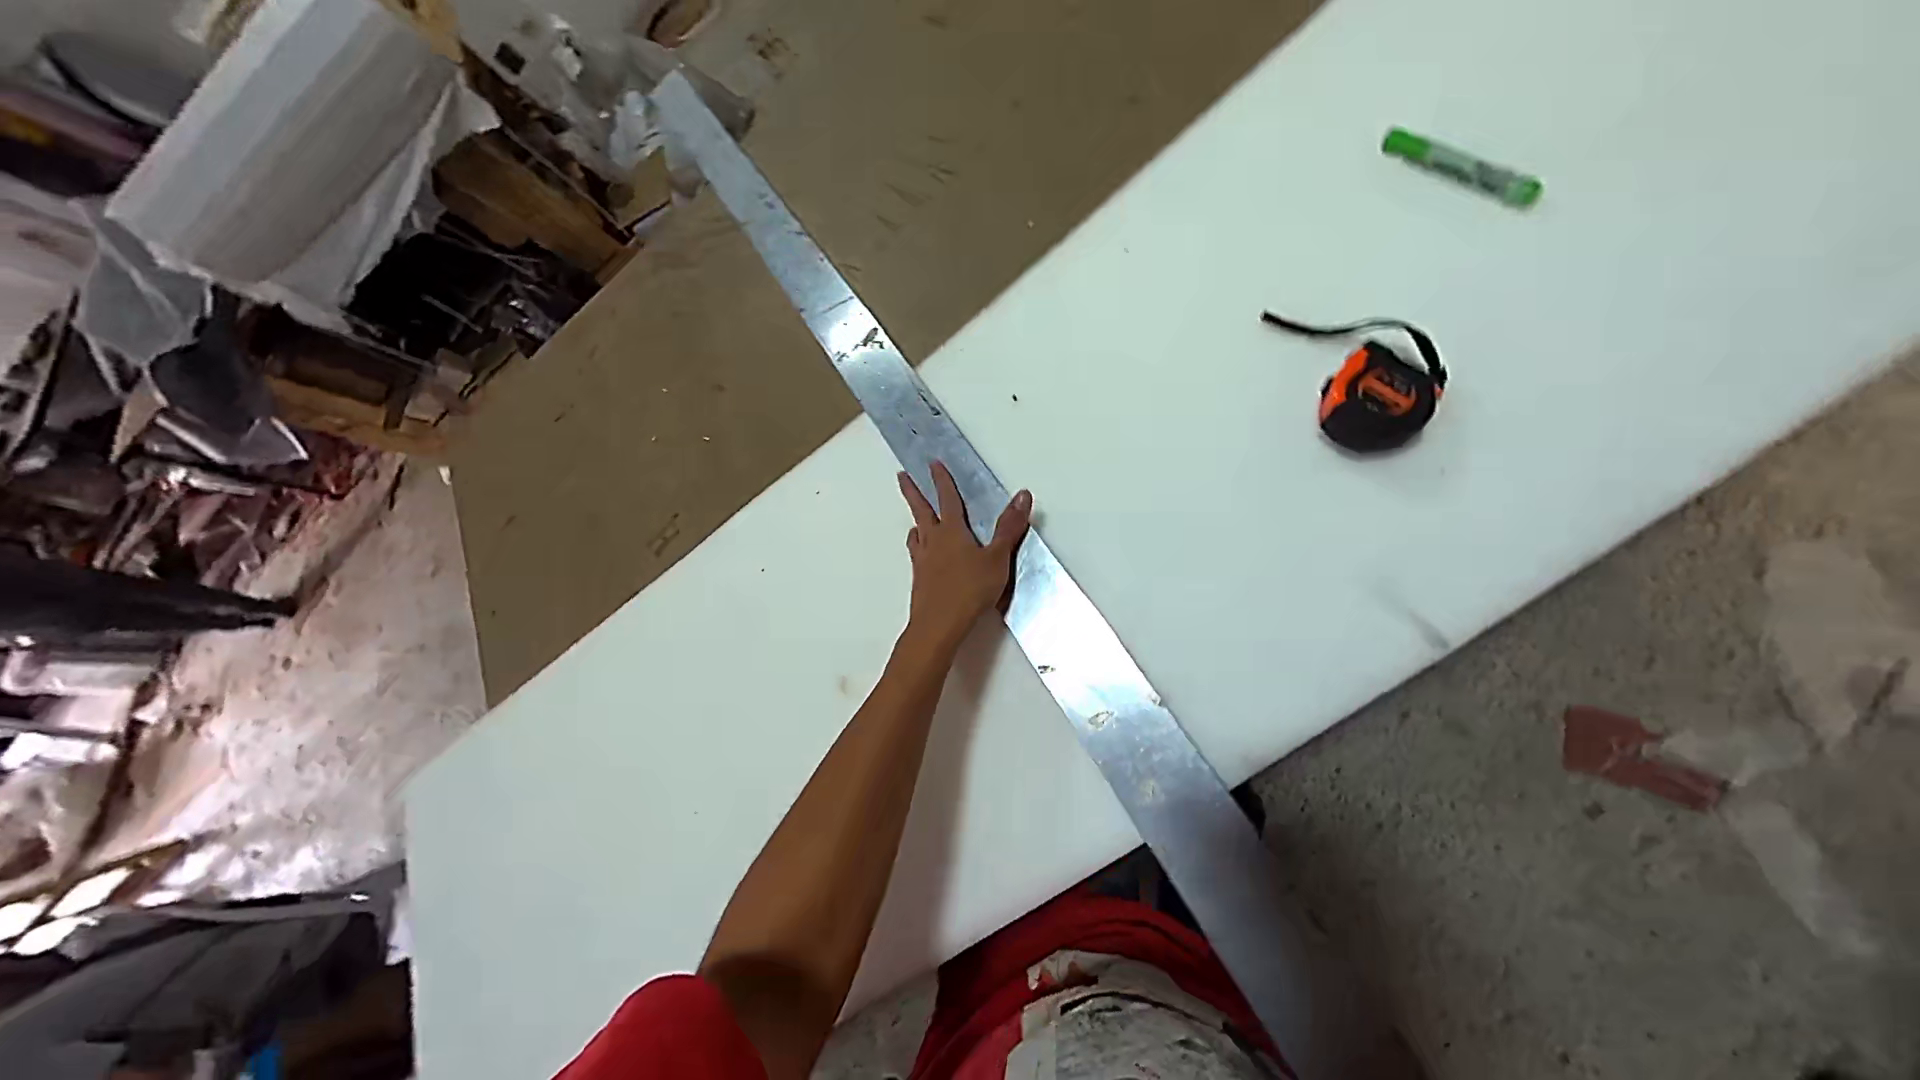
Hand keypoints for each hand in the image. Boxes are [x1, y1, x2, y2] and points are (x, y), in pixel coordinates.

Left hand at [897, 461, 1032, 648]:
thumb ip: (1009, 528)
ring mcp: (923, 561)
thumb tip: (1022, 496)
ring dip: (916, 522)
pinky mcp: (920, 580)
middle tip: (902, 476)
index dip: (942, 480)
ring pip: (917, 534)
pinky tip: (922, 556)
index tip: (934, 464)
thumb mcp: (998, 558)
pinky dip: (919, 548)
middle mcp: (933, 542)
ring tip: (915, 520)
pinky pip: (917, 555)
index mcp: (952, 531)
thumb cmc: (970, 590)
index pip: (948, 499)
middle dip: (913, 492)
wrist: (939, 624)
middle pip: (921, 510)